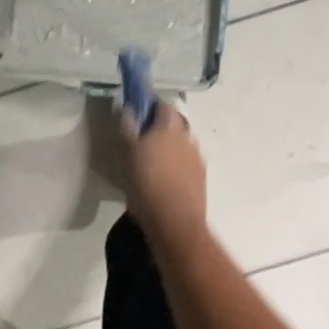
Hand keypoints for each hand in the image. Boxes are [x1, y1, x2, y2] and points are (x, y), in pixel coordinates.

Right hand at [121, 102, 207, 241]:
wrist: (175, 223)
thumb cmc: (146, 184)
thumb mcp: (127, 153)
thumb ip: (128, 127)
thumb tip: (127, 107)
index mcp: (169, 127)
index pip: (163, 105)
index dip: (152, 105)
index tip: (139, 112)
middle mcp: (187, 137)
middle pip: (176, 123)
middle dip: (162, 126)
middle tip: (144, 137)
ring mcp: (197, 158)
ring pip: (183, 143)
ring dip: (171, 145)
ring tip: (155, 161)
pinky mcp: (202, 178)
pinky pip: (188, 162)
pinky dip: (178, 164)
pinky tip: (167, 178)